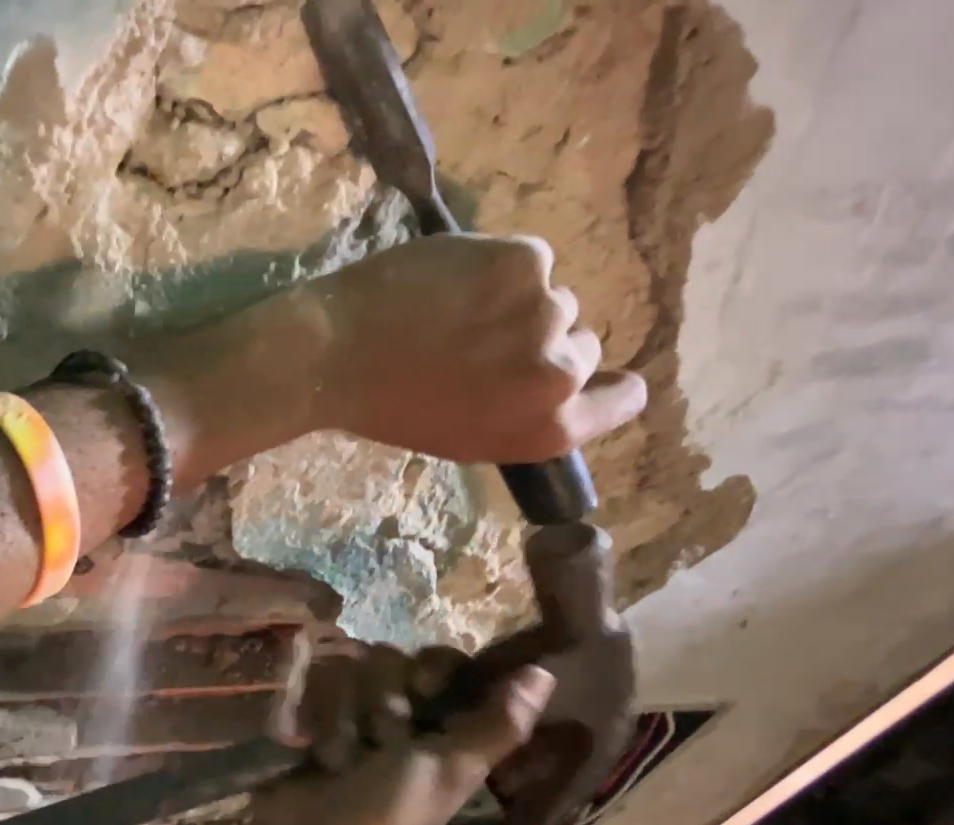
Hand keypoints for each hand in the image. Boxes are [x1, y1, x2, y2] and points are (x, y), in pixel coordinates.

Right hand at [250, 643, 554, 824]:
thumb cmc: (390, 807)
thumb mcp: (452, 769)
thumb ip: (496, 723)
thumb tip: (546, 673)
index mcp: (441, 723)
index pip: (440, 659)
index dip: (431, 667)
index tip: (423, 688)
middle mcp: (395, 709)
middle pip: (388, 659)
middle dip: (380, 702)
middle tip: (379, 743)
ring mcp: (347, 710)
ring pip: (347, 670)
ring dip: (344, 718)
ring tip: (341, 758)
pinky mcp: (307, 712)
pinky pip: (311, 683)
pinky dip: (317, 720)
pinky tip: (314, 749)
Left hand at [301, 234, 647, 463]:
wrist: (330, 354)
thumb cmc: (384, 405)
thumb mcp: (462, 435)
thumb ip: (522, 412)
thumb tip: (568, 382)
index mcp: (547, 429)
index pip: (622, 399)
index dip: (605, 383)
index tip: (589, 373)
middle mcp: (559, 375)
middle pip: (582, 343)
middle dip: (538, 341)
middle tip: (475, 344)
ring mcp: (546, 313)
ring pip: (552, 298)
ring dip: (514, 301)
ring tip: (450, 314)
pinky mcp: (524, 261)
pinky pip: (528, 260)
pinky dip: (494, 265)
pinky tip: (446, 284)